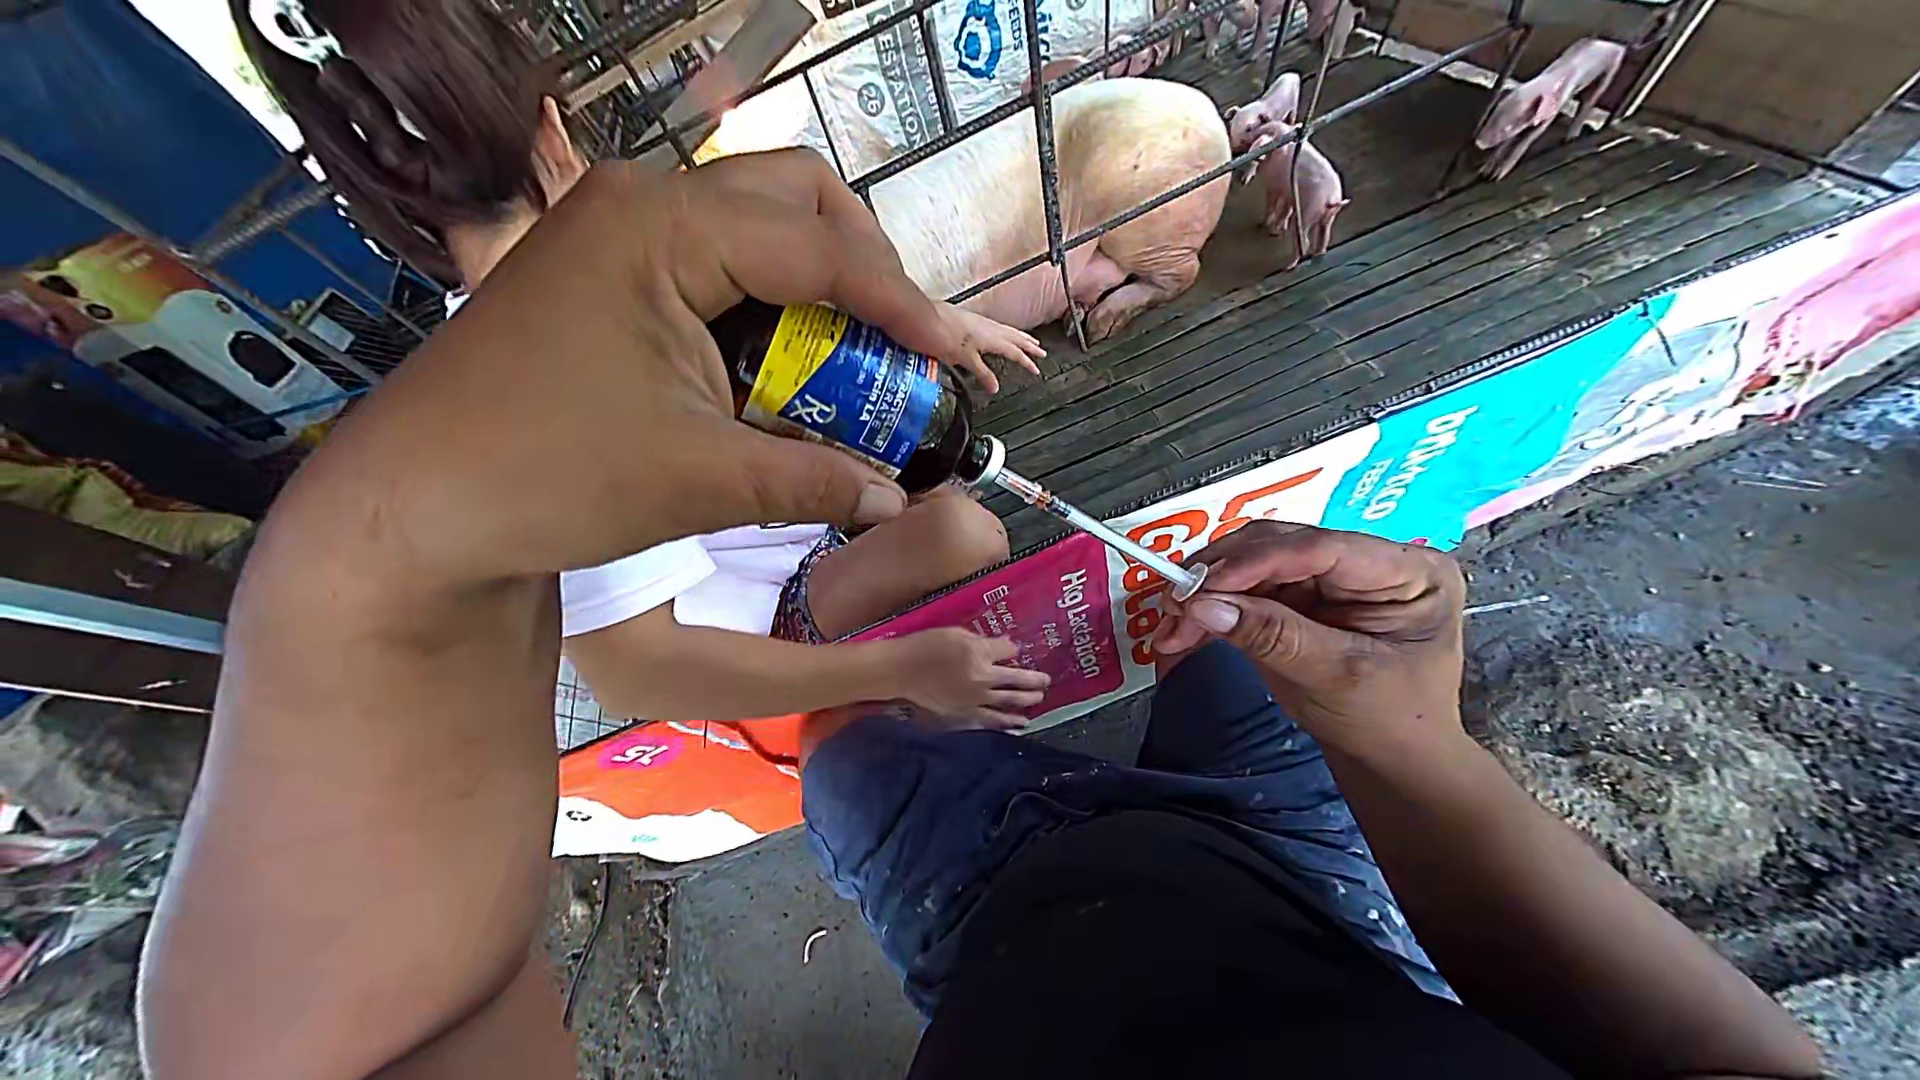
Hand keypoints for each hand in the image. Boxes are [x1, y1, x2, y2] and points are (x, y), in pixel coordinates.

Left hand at [140, 149, 973, 1079]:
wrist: (416, 513)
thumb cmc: (549, 480)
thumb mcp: (704, 479)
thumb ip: (815, 480)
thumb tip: (896, 498)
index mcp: (662, 229)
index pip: (819, 248)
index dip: (901, 302)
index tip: (955, 352)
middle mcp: (644, 207)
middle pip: (797, 201)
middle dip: (868, 268)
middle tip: (904, 338)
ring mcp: (624, 239)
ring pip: (761, 230)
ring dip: (824, 290)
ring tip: (861, 357)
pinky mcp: (616, 280)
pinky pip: (724, 273)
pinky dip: (776, 315)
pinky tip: (792, 369)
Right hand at [887, 628, 1050, 728]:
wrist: (901, 671)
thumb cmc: (925, 646)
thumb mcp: (955, 633)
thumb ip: (981, 641)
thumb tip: (1003, 646)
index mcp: (980, 655)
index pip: (1008, 651)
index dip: (1013, 649)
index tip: (1016, 650)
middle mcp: (983, 679)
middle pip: (1016, 681)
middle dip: (1034, 681)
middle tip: (1046, 681)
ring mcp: (975, 700)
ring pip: (1008, 703)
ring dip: (1026, 702)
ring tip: (1039, 700)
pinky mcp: (965, 715)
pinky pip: (991, 721)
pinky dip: (1006, 723)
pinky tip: (1018, 725)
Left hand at [934, 302, 1044, 393]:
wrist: (923, 317)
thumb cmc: (943, 336)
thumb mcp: (965, 359)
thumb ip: (982, 372)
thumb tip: (995, 387)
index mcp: (992, 338)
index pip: (1014, 352)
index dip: (1026, 361)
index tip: (1036, 370)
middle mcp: (989, 328)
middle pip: (1014, 337)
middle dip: (1028, 345)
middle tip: (1041, 350)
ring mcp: (979, 322)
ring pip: (1005, 330)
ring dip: (1018, 336)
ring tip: (1026, 340)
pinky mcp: (970, 319)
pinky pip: (995, 326)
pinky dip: (1004, 332)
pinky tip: (998, 334)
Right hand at [1151, 522, 1465, 754]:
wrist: (1389, 759)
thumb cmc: (1389, 721)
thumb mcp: (1336, 678)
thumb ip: (1272, 636)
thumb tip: (1203, 606)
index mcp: (1407, 572)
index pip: (1320, 548)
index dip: (1255, 562)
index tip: (1203, 586)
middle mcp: (1364, 562)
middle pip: (1277, 547)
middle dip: (1220, 576)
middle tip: (1176, 603)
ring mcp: (1326, 579)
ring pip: (1248, 566)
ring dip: (1204, 595)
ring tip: (1171, 625)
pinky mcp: (1295, 597)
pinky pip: (1240, 592)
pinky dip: (1209, 612)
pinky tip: (1182, 631)